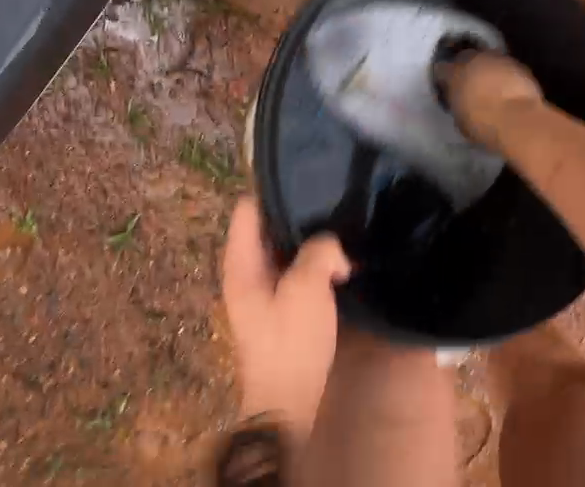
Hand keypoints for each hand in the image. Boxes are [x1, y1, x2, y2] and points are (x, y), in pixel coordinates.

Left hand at [221, 197, 351, 441]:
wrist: (288, 403)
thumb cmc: (290, 342)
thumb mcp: (307, 288)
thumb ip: (321, 251)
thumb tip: (333, 247)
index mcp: (241, 263)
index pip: (248, 207)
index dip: (274, 189)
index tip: (309, 180)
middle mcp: (247, 271)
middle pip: (269, 225)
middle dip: (299, 213)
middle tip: (334, 200)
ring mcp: (263, 290)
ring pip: (286, 247)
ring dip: (312, 239)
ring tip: (343, 227)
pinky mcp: (282, 306)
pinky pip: (297, 268)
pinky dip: (316, 261)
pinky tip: (342, 261)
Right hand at [436, 51, 543, 149]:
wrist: (518, 119)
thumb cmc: (483, 124)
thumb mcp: (460, 119)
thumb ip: (457, 103)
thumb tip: (460, 101)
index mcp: (454, 73)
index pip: (441, 69)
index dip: (444, 77)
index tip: (447, 86)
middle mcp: (474, 59)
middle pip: (465, 56)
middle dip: (465, 66)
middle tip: (468, 81)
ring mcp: (497, 58)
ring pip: (487, 58)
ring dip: (486, 68)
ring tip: (490, 84)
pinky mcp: (518, 64)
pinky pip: (506, 66)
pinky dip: (505, 73)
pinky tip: (508, 86)